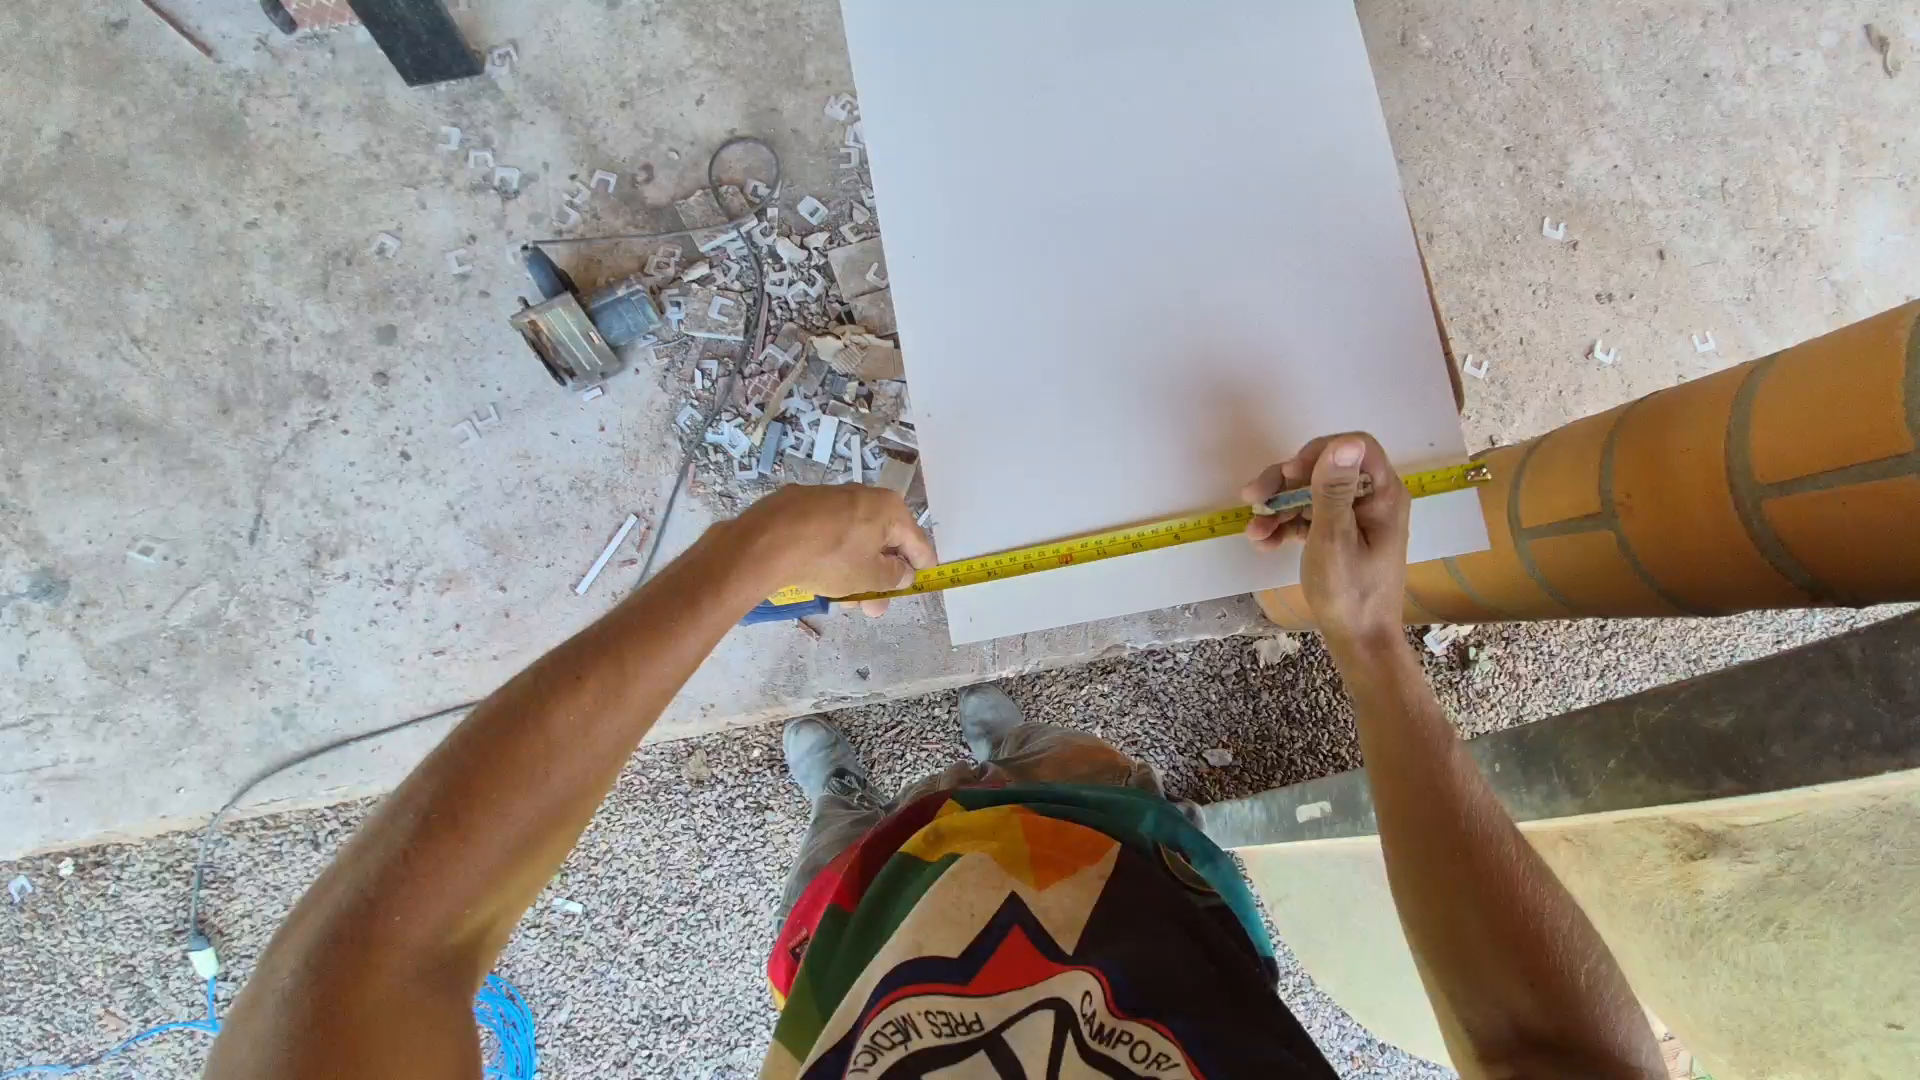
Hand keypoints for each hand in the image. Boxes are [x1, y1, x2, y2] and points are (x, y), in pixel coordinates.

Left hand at [730, 484, 935, 615]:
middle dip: (879, 577)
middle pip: (882, 541)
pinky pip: (828, 532)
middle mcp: (863, 494)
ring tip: (841, 600)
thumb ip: (894, 577)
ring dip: (854, 570)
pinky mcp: (800, 504)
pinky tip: (819, 577)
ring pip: (853, 539)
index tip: (920, 584)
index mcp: (888, 508)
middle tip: (872, 607)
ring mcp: (829, 496)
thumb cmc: (829, 559)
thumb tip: (903, 573)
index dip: (921, 567)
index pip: (917, 542)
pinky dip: (831, 554)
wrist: (764, 543)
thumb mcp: (869, 577)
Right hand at [1240, 432, 1409, 649]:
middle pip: (1323, 470)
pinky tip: (1264, 543)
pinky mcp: (1339, 535)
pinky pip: (1308, 517)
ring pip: (1309, 494)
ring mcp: (1354, 518)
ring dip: (1277, 509)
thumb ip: (1332, 490)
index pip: (1354, 448)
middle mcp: (1371, 499)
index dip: (1316, 454)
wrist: (1358, 639)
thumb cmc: (1349, 591)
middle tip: (1252, 499)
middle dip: (1284, 484)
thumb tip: (1342, 443)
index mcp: (1382, 495)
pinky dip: (1284, 526)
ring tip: (1253, 533)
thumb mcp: (1334, 538)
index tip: (1288, 474)